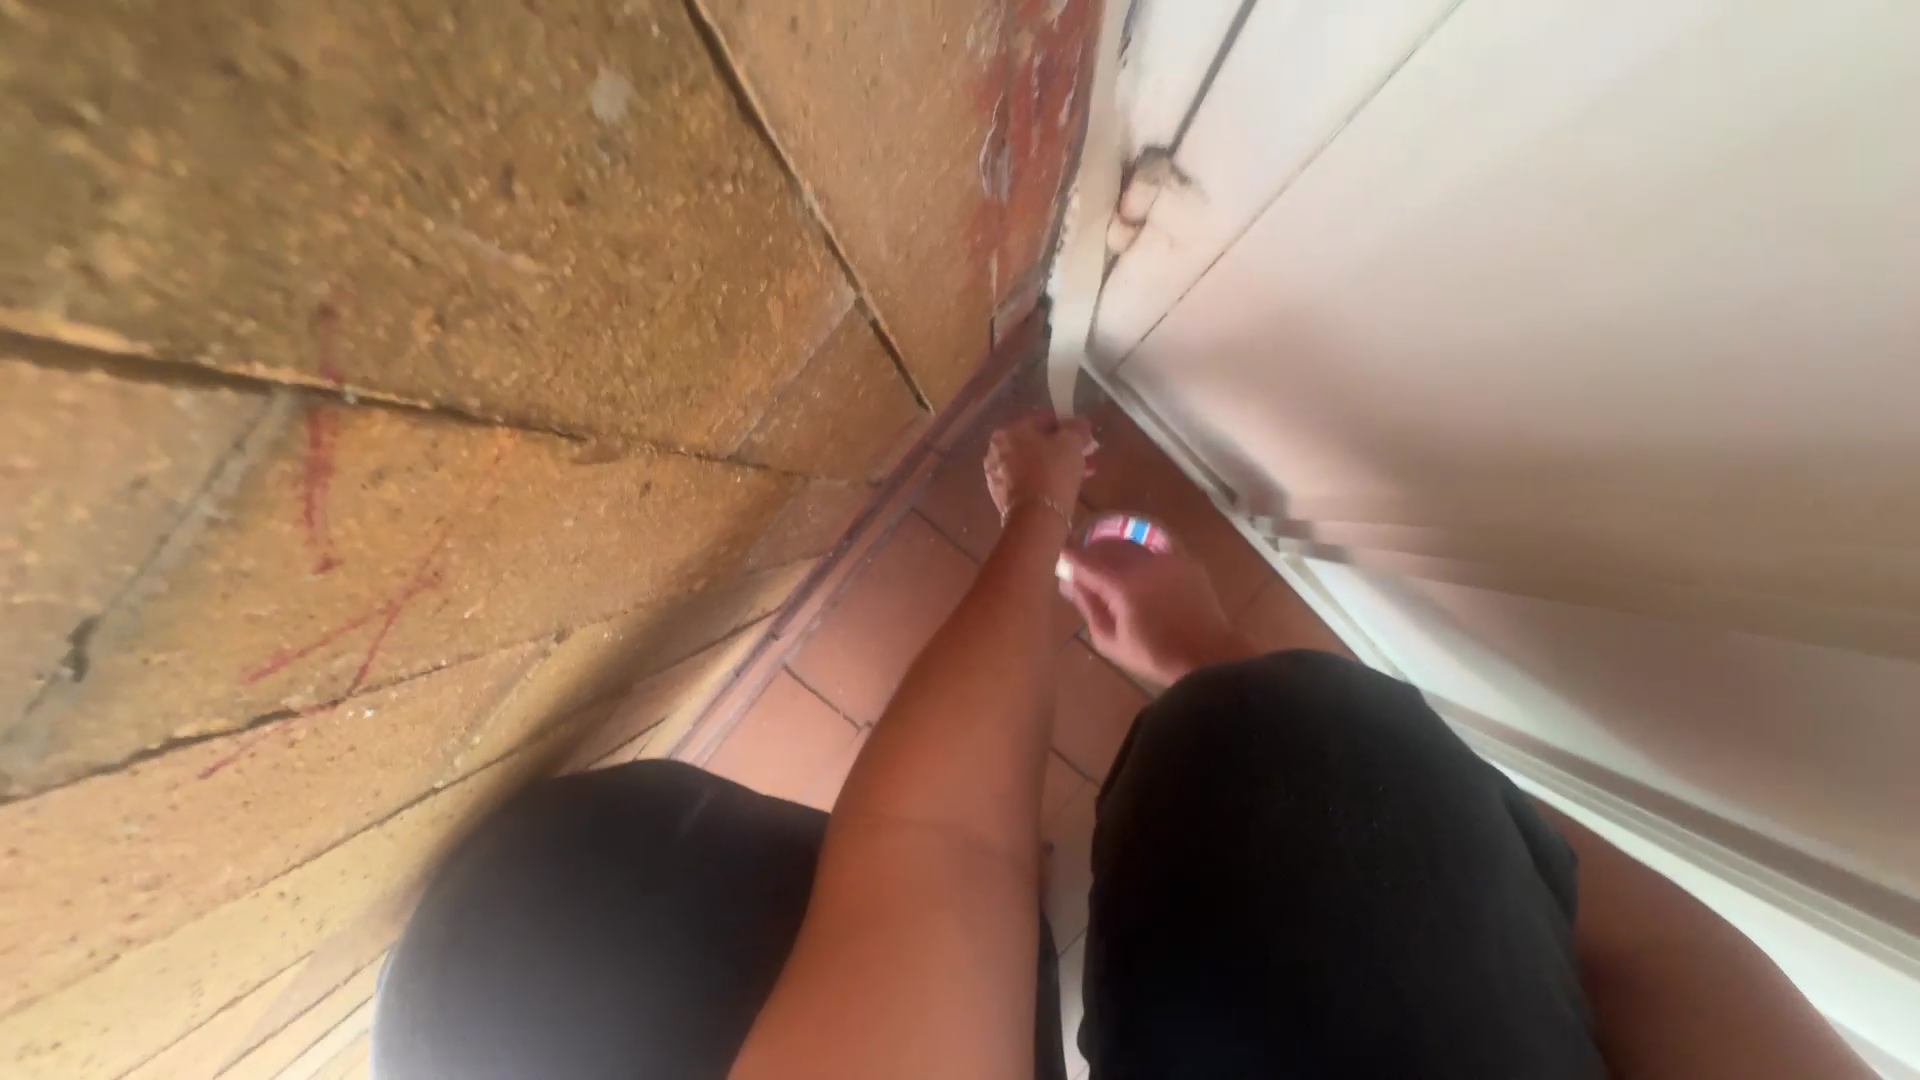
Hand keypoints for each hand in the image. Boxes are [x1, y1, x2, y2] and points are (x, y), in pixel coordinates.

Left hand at [983, 412, 1094, 520]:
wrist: (1036, 517)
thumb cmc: (1053, 472)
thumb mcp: (1072, 443)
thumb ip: (1077, 428)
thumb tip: (1080, 422)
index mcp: (1008, 431)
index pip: (1042, 419)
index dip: (1066, 425)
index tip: (1082, 436)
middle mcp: (996, 450)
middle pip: (1037, 443)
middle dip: (1063, 448)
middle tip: (1084, 455)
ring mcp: (997, 475)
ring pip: (1034, 463)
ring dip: (1058, 465)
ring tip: (1083, 473)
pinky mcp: (1002, 497)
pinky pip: (1028, 481)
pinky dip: (1045, 480)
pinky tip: (1064, 487)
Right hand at [1060, 540, 1253, 686]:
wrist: (1207, 654)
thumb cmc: (1154, 654)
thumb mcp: (1110, 640)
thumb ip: (1088, 606)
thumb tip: (1069, 583)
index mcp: (1120, 584)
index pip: (1083, 560)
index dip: (1068, 556)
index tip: (1060, 557)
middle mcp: (1141, 562)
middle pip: (1106, 545)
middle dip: (1090, 552)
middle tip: (1082, 565)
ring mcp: (1166, 558)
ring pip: (1130, 543)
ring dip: (1114, 549)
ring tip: (1109, 564)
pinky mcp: (1185, 560)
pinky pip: (1156, 544)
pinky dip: (1142, 550)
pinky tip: (1139, 561)